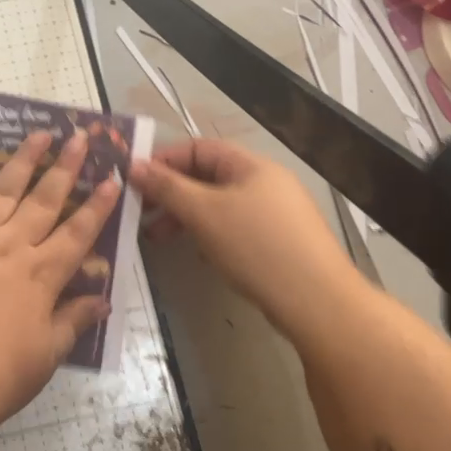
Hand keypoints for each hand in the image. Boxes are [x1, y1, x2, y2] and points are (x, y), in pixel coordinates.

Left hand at [0, 132, 121, 450]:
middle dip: (66, 167)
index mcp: (41, 276)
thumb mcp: (43, 359)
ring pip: (4, 189)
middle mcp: (10, 247)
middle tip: (80, 137)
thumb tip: (101, 299)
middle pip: (44, 200)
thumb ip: (71, 322)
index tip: (111, 179)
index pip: (78, 233)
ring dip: (24, 160)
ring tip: (40, 134)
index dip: (98, 206)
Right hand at [131, 139, 361, 337]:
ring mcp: (275, 214)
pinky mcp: (279, 243)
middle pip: (207, 176)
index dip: (163, 160)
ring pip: (219, 204)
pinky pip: (234, 227)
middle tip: (141, 213)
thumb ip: (166, 187)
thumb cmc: (256, 247)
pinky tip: (198, 255)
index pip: (198, 148)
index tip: (135, 182)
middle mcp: (266, 182)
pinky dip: (209, 234)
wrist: (317, 302)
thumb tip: (133, 165)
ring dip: (185, 216)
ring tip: (158, 238)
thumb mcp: (203, 213)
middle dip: (171, 193)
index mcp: (251, 165)